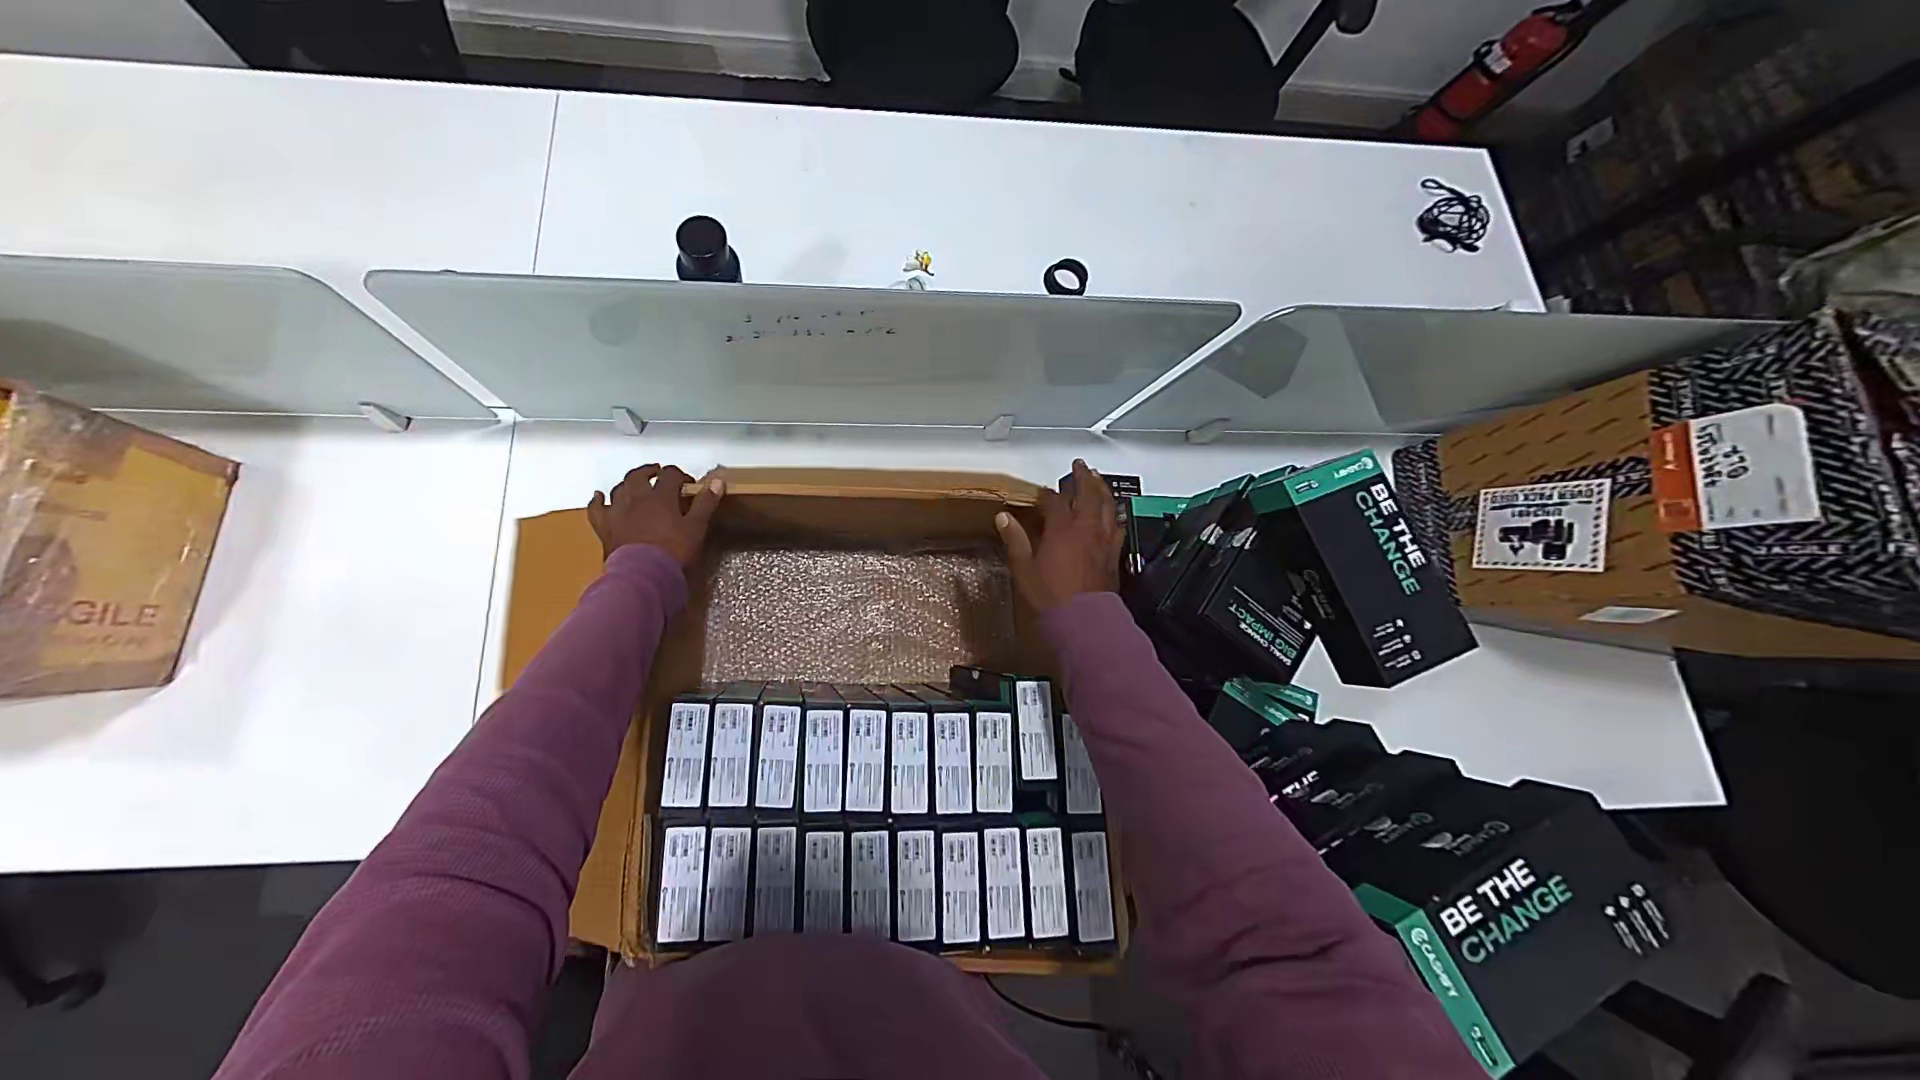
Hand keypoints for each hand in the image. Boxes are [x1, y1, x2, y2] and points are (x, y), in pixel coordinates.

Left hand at [587, 465, 724, 565]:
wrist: (642, 574)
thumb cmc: (673, 551)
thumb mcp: (696, 528)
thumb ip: (706, 503)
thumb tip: (718, 481)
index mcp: (661, 496)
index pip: (670, 475)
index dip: (680, 476)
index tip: (688, 484)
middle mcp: (636, 498)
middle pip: (640, 475)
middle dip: (650, 471)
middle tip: (658, 474)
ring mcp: (618, 511)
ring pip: (620, 488)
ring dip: (628, 484)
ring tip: (636, 485)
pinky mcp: (605, 526)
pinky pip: (597, 509)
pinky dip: (598, 501)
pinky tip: (599, 497)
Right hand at [996, 459, 1125, 611]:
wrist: (1083, 620)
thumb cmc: (1050, 596)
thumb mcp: (1024, 568)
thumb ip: (1015, 539)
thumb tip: (1003, 518)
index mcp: (1062, 529)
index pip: (1055, 502)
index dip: (1047, 495)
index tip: (1041, 493)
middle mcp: (1086, 529)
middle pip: (1088, 494)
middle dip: (1083, 478)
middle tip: (1080, 466)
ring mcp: (1103, 540)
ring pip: (1107, 505)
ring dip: (1102, 489)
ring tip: (1098, 479)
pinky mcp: (1114, 554)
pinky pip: (1117, 525)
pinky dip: (1115, 513)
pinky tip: (1114, 512)